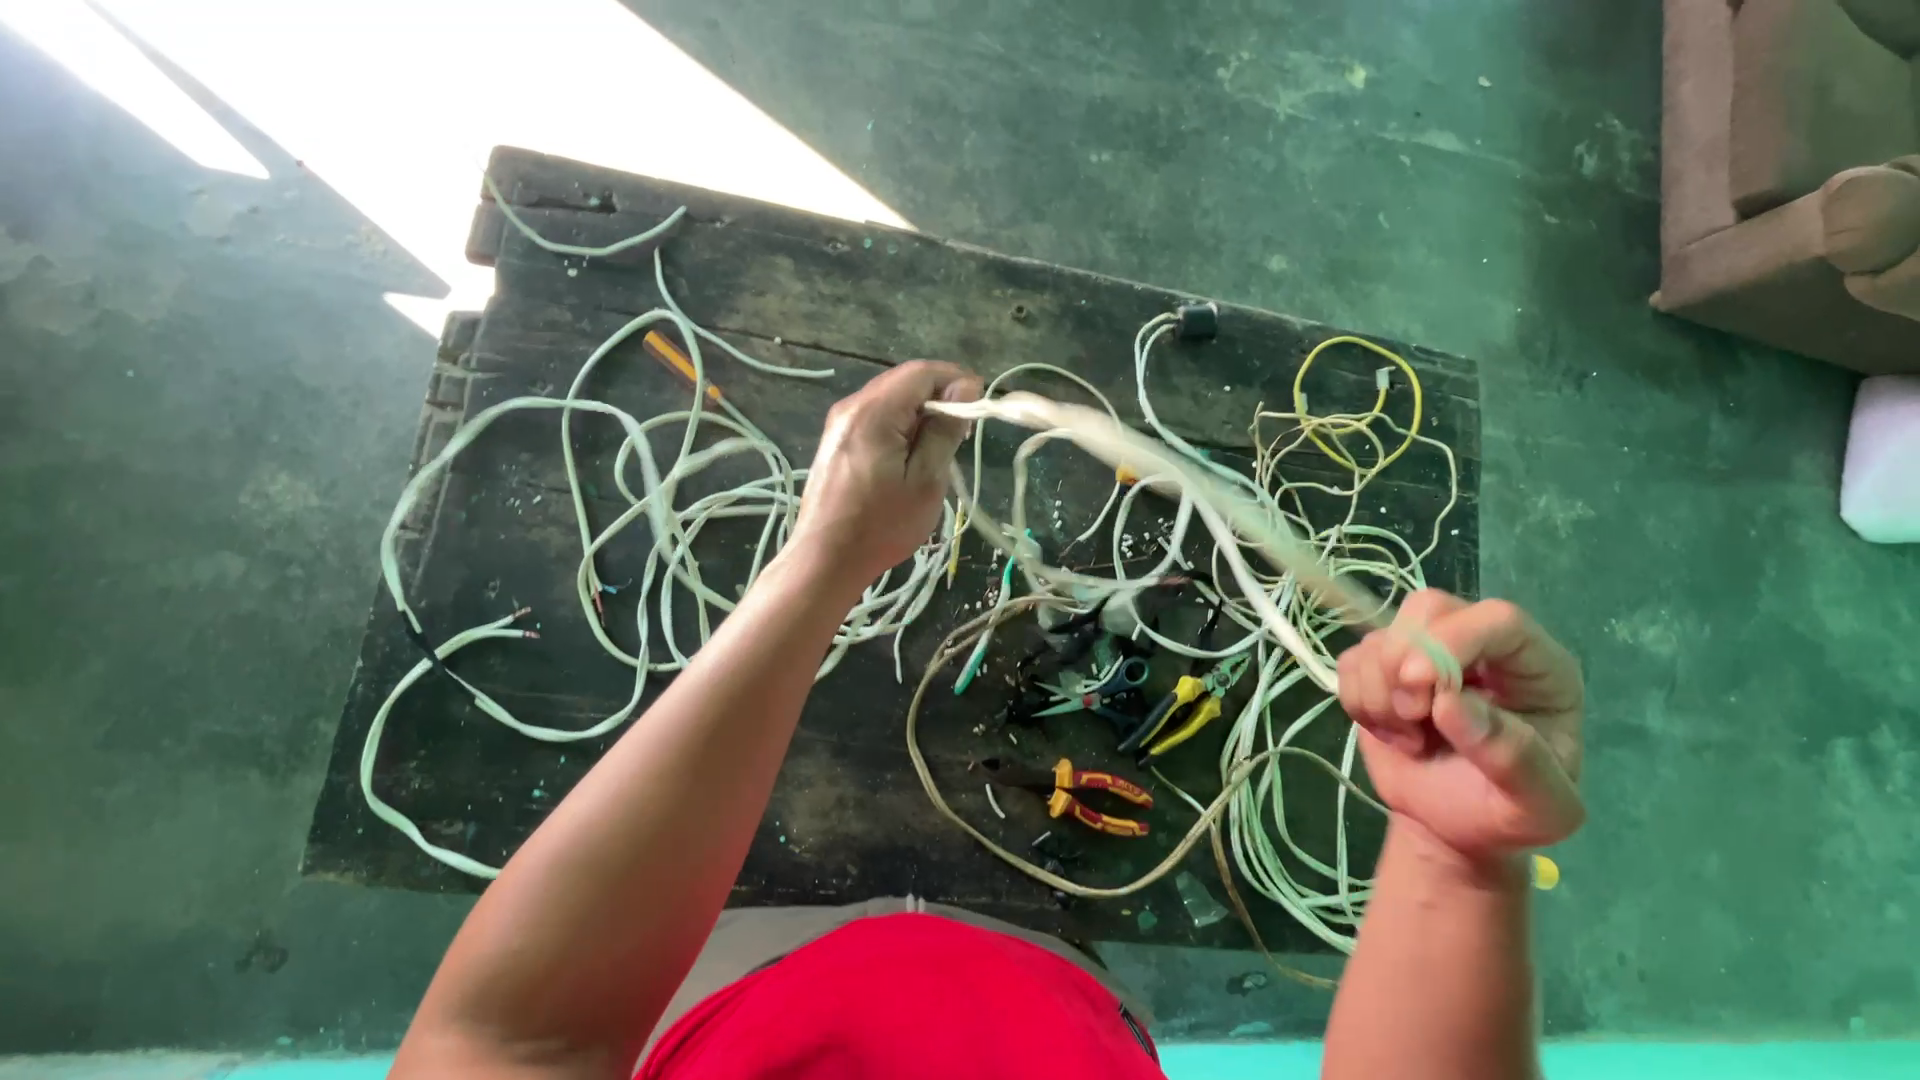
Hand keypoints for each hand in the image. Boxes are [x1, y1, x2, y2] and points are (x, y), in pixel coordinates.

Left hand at [790, 360, 982, 586]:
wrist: (825, 559)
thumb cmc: (881, 526)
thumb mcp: (925, 481)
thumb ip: (944, 431)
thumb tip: (964, 389)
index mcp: (873, 412)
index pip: (922, 372)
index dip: (956, 380)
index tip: (980, 406)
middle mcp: (851, 407)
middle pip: (903, 382)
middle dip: (939, 397)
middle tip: (962, 433)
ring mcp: (839, 424)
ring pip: (889, 400)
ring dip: (920, 414)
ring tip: (940, 448)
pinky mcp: (836, 442)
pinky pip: (875, 418)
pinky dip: (899, 427)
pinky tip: (910, 457)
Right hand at [1336, 590, 1583, 864]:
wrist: (1449, 827)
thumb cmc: (1502, 813)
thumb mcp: (1538, 807)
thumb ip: (1512, 758)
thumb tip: (1452, 704)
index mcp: (1537, 668)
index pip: (1497, 620)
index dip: (1453, 641)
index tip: (1418, 684)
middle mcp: (1481, 648)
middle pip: (1428, 609)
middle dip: (1402, 661)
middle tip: (1411, 715)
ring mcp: (1425, 655)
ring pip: (1380, 638)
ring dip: (1378, 693)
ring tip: (1408, 738)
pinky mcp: (1380, 670)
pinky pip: (1351, 661)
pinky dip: (1357, 700)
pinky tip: (1387, 730)